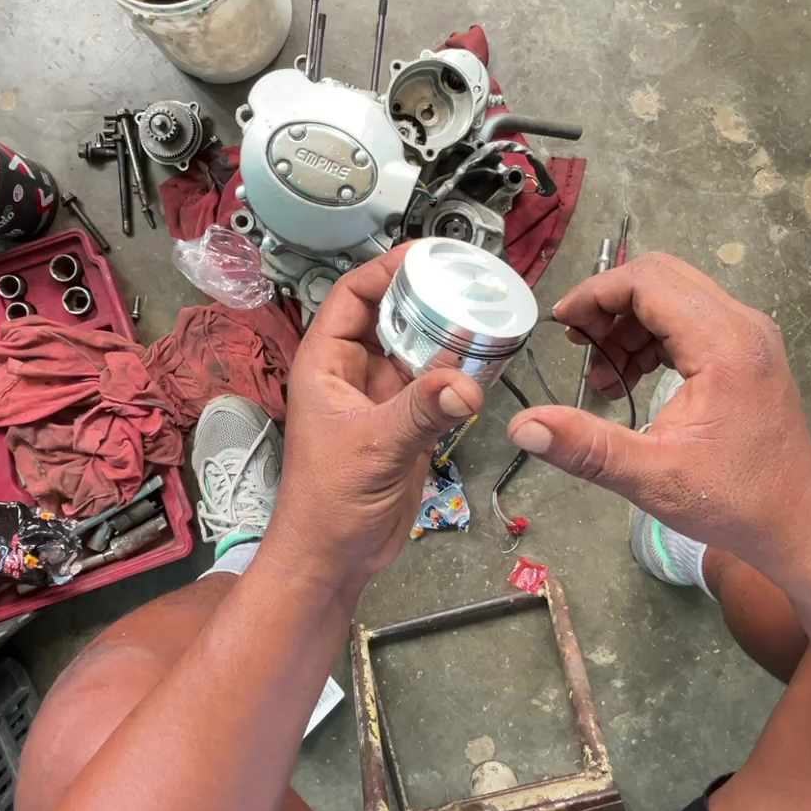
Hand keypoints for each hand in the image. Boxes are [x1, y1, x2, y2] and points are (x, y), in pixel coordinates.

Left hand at [263, 246, 484, 592]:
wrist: (334, 556)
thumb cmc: (327, 502)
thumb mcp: (372, 448)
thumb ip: (419, 413)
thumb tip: (465, 383)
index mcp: (326, 364)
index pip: (352, 296)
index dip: (385, 269)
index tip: (425, 254)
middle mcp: (353, 372)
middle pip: (390, 316)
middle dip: (425, 297)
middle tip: (468, 281)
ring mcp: (381, 397)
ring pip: (416, 349)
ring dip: (446, 334)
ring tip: (484, 313)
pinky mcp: (405, 422)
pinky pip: (434, 384)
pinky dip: (457, 372)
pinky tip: (483, 361)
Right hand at [506, 253, 810, 574]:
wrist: (796, 523)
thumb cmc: (731, 500)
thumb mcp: (651, 477)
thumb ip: (585, 446)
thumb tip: (521, 427)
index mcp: (725, 344)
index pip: (649, 282)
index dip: (596, 294)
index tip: (562, 326)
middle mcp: (742, 325)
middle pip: (660, 278)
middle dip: (608, 303)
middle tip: (577, 345)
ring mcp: (747, 335)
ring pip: (671, 295)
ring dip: (626, 323)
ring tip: (601, 374)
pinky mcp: (743, 350)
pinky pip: (686, 319)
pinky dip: (648, 337)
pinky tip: (629, 377)